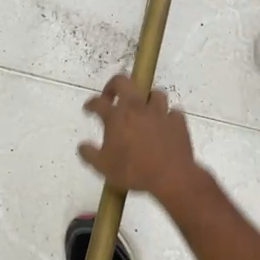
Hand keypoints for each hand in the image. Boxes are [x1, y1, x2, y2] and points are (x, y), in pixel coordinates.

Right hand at [79, 76, 209, 204]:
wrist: (170, 177)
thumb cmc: (133, 171)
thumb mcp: (103, 167)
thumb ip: (89, 155)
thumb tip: (82, 146)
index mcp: (116, 116)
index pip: (98, 102)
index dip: (91, 104)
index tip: (88, 109)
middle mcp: (136, 108)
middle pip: (124, 82)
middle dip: (114, 85)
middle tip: (112, 97)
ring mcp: (159, 112)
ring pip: (154, 94)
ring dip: (147, 100)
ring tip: (144, 111)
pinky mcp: (177, 121)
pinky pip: (173, 113)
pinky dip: (168, 118)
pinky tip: (165, 127)